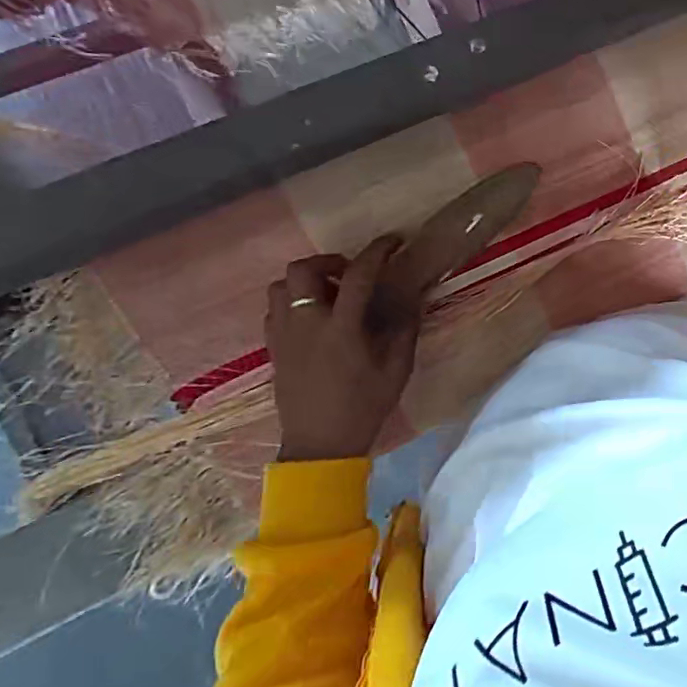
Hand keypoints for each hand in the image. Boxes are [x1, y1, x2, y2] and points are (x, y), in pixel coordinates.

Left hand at [265, 236, 417, 461]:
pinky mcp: (272, 347)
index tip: (392, 242)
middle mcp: (306, 323)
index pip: (357, 275)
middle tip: (350, 273)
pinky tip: (312, 316)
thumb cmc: (363, 408)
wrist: (320, 445)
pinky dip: (292, 300)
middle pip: (303, 269)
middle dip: (328, 260)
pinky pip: (274, 308)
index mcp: (341, 329)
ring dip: (306, 280)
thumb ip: (404, 330)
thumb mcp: (396, 370)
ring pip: (281, 285)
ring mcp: (283, 334)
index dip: (376, 252)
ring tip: (329, 293)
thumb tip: (413, 297)